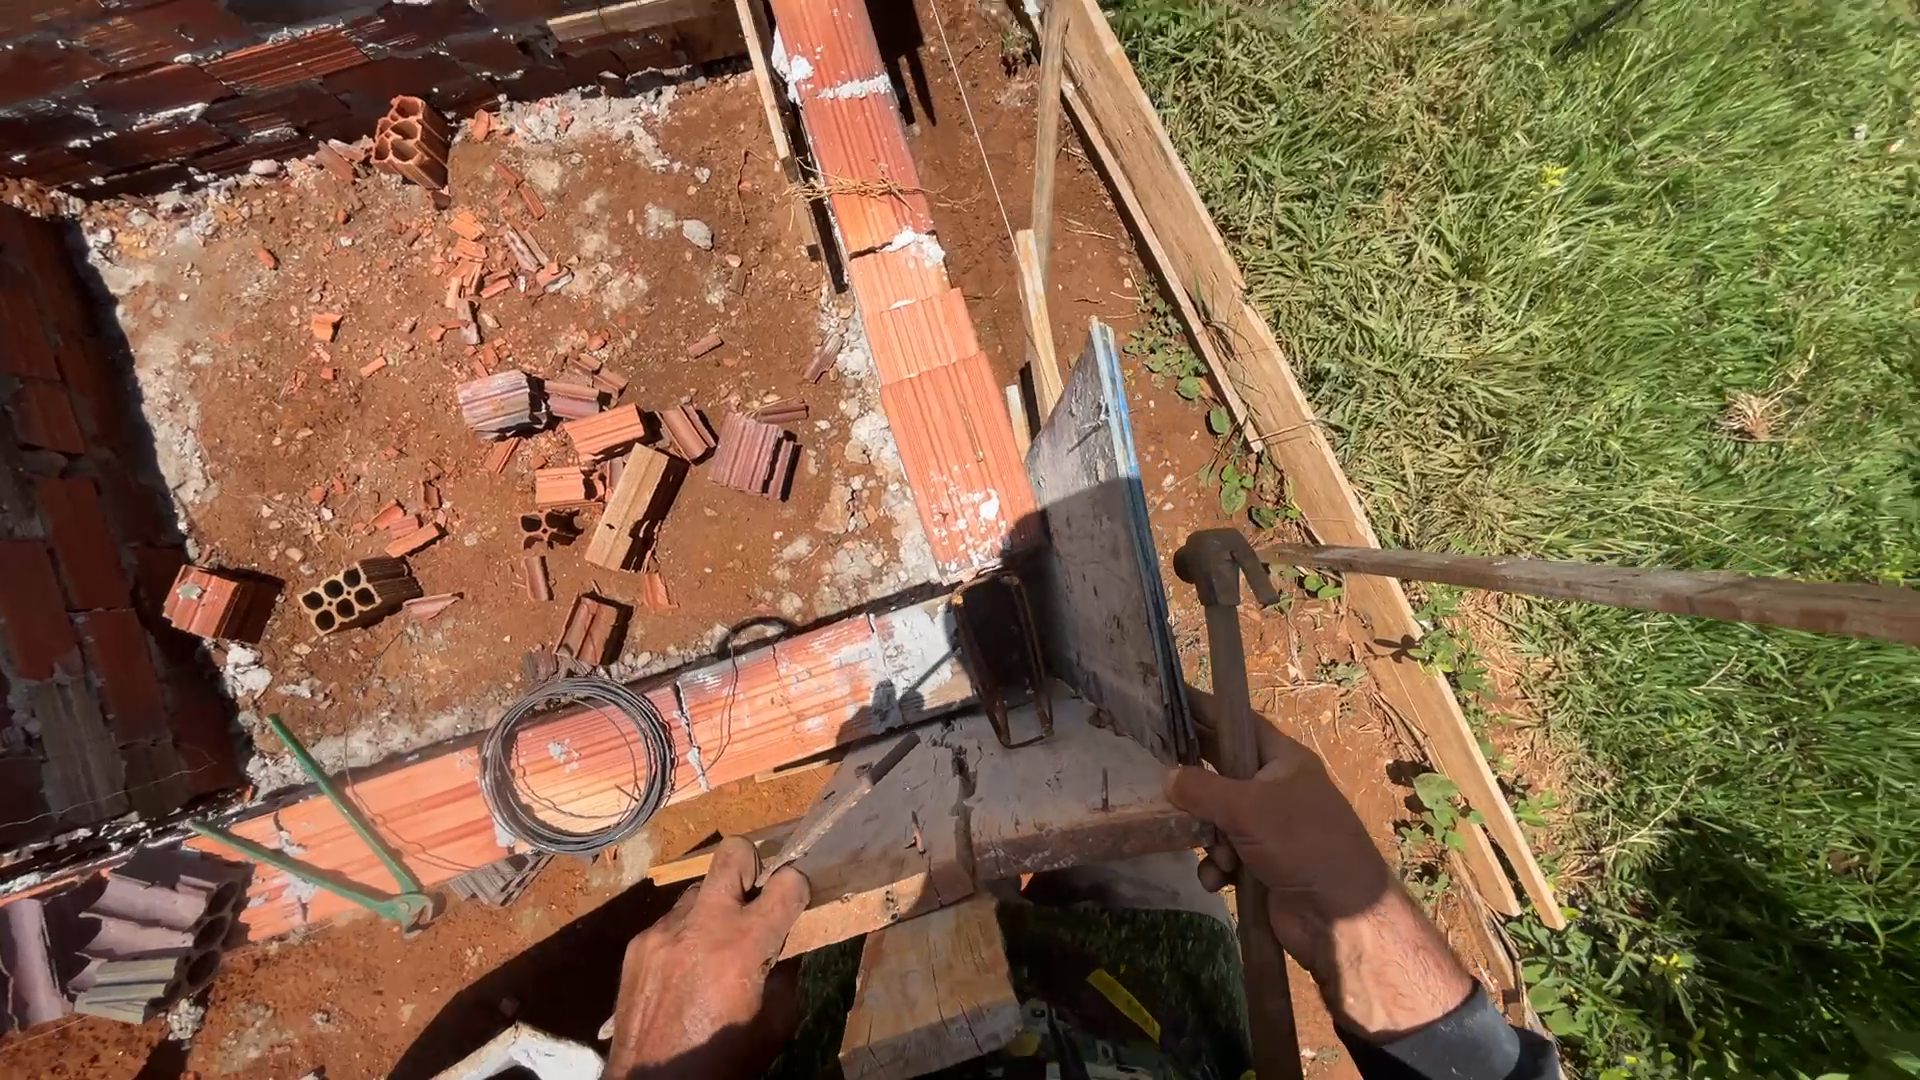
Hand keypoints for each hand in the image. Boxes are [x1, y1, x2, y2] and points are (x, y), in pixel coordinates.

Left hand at [604, 837, 810, 1077]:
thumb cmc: (722, 1061)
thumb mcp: (775, 1022)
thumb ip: (786, 971)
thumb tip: (786, 942)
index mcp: (744, 944)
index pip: (787, 881)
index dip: (797, 887)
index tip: (795, 901)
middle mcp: (703, 925)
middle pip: (734, 852)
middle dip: (751, 864)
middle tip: (753, 897)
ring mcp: (665, 930)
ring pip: (701, 888)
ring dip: (715, 908)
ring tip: (713, 946)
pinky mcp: (638, 943)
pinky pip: (672, 919)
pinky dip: (686, 934)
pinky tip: (684, 968)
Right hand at [1169, 691, 1472, 1038]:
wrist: (1343, 920)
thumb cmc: (1301, 843)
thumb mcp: (1246, 807)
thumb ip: (1200, 788)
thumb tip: (1167, 778)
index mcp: (1282, 760)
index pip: (1237, 722)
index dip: (1206, 708)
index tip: (1171, 695)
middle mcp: (1274, 788)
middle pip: (1221, 769)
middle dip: (1194, 778)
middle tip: (1155, 766)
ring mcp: (1268, 827)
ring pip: (1216, 815)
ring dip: (1207, 835)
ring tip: (1216, 852)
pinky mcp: (1261, 862)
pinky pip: (1223, 852)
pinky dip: (1216, 865)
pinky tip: (1218, 879)